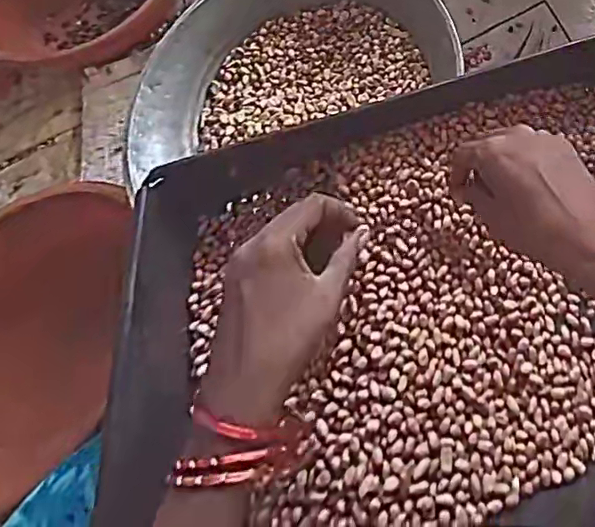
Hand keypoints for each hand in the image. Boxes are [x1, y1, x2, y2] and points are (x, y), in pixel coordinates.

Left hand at [199, 194, 366, 426]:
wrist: (240, 389)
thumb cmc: (289, 340)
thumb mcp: (327, 296)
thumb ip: (346, 257)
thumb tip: (361, 233)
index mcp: (273, 242)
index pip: (312, 204)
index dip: (341, 210)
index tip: (358, 228)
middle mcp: (251, 244)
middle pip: (294, 214)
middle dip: (325, 222)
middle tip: (349, 240)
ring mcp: (238, 262)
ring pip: (280, 231)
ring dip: (308, 237)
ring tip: (332, 257)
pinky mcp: (233, 279)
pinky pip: (266, 250)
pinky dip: (290, 251)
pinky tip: (306, 272)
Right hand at [447, 125, 594, 296]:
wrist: (591, 237)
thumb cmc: (541, 232)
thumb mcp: (495, 219)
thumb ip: (475, 196)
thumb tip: (469, 188)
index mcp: (494, 151)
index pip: (463, 153)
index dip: (456, 173)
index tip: (458, 190)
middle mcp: (518, 136)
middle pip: (487, 142)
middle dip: (479, 164)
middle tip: (476, 190)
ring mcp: (543, 138)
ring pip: (512, 142)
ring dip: (503, 161)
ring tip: (505, 190)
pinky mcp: (564, 146)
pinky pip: (535, 147)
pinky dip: (526, 160)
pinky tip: (530, 185)